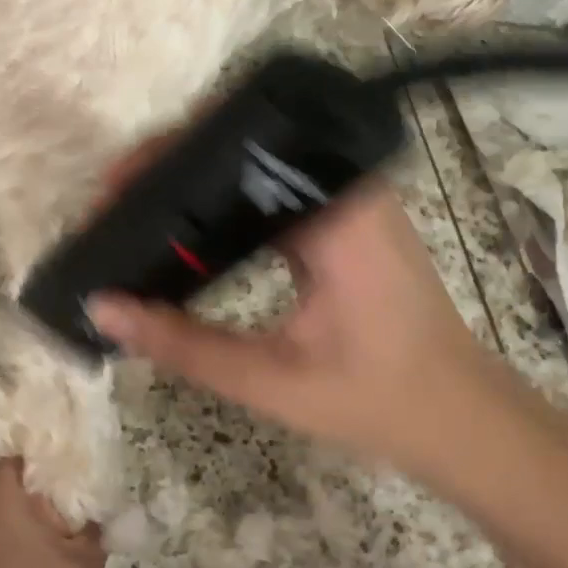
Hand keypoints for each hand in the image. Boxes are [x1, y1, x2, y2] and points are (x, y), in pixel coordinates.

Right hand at [86, 132, 506, 471]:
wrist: (466, 423)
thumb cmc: (380, 399)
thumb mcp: (272, 381)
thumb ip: (182, 344)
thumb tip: (102, 307)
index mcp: (336, 208)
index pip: (238, 149)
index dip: (169, 155)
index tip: (117, 183)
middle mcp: (343, 185)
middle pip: (238, 144)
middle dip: (168, 161)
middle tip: (114, 197)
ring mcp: (345, 196)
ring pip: (249, 161)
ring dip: (190, 176)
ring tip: (136, 203)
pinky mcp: (339, 213)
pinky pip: (265, 185)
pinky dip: (218, 196)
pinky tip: (183, 220)